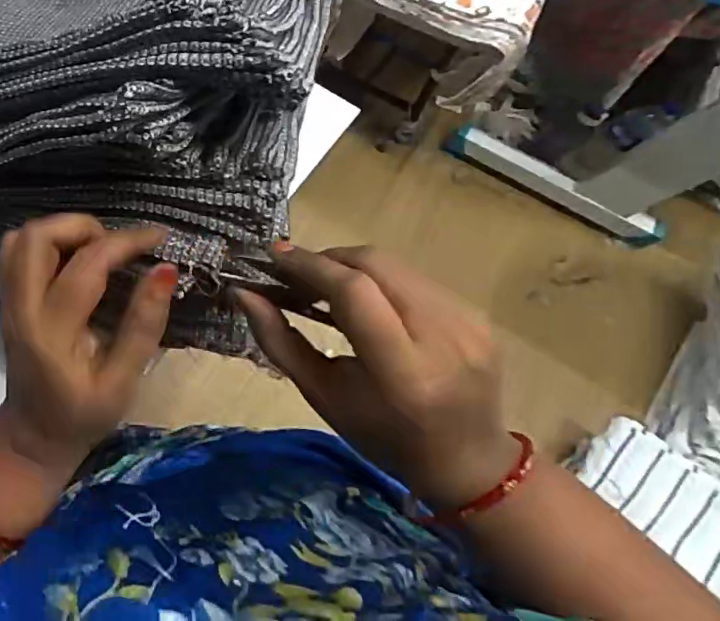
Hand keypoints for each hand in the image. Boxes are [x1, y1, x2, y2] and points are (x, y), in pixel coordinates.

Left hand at [0, 216, 174, 479]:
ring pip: (22, 237)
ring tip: (97, 249)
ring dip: (63, 230)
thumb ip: (143, 325)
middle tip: (116, 246)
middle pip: (37, 236)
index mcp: (52, 331)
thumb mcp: (124, 382)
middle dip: (83, 227)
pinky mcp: (5, 295)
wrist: (32, 435)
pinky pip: (14, 249)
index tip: (157, 237)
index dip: (125, 242)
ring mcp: (7, 298)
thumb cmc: (83, 414)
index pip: (86, 265)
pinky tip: (72, 256)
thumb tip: (165, 269)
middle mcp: (22, 306)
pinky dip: (45, 240)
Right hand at [235, 243, 517, 509]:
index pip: (354, 291)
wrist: (470, 464)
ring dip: (350, 265)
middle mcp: (444, 338)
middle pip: (374, 264)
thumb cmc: (382, 435)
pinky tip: (365, 299)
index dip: (310, 265)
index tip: (274, 255)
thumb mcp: (322, 394)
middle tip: (296, 273)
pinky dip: (378, 278)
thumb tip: (242, 291)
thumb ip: (278, 340)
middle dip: (327, 259)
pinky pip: (412, 277)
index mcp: (404, 371)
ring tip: (325, 286)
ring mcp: (467, 323)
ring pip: (392, 264)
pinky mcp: (477, 315)